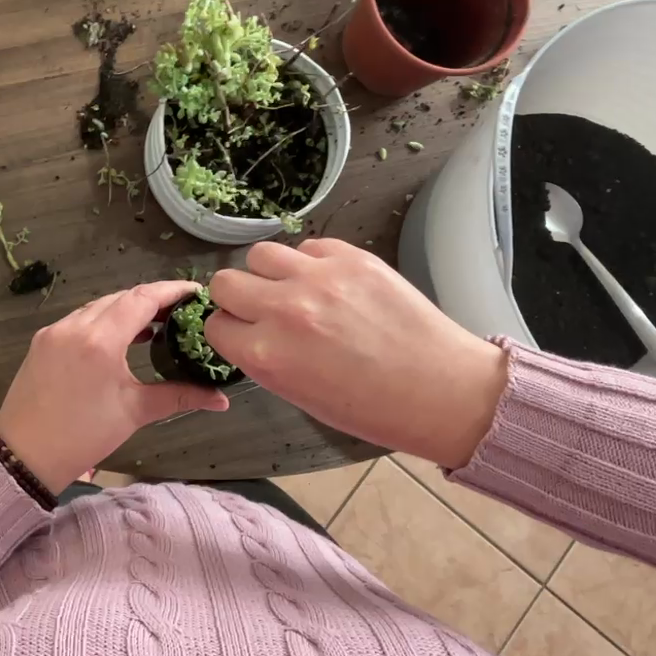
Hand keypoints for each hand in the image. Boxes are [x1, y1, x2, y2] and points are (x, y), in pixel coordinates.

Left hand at [0, 280, 230, 491]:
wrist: (24, 456)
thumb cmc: (83, 436)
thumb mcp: (134, 413)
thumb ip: (180, 397)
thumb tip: (222, 399)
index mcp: (100, 340)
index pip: (142, 298)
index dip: (172, 290)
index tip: (196, 292)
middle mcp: (75, 326)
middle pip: (120, 297)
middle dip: (152, 299)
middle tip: (181, 311)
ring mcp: (55, 331)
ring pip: (98, 306)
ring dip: (126, 308)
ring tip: (156, 324)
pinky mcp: (43, 341)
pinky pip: (80, 319)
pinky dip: (104, 320)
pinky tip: (120, 337)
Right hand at [205, 239, 506, 468]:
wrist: (440, 390)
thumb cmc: (370, 408)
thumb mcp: (298, 394)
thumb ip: (264, 358)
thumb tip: (249, 330)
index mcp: (265, 355)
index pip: (215, 325)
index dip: (229, 330)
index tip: (244, 333)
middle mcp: (283, 310)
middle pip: (225, 282)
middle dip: (238, 298)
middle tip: (263, 309)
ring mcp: (318, 278)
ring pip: (261, 254)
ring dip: (270, 273)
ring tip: (295, 289)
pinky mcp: (351, 257)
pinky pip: (308, 247)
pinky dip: (311, 263)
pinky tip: (331, 284)